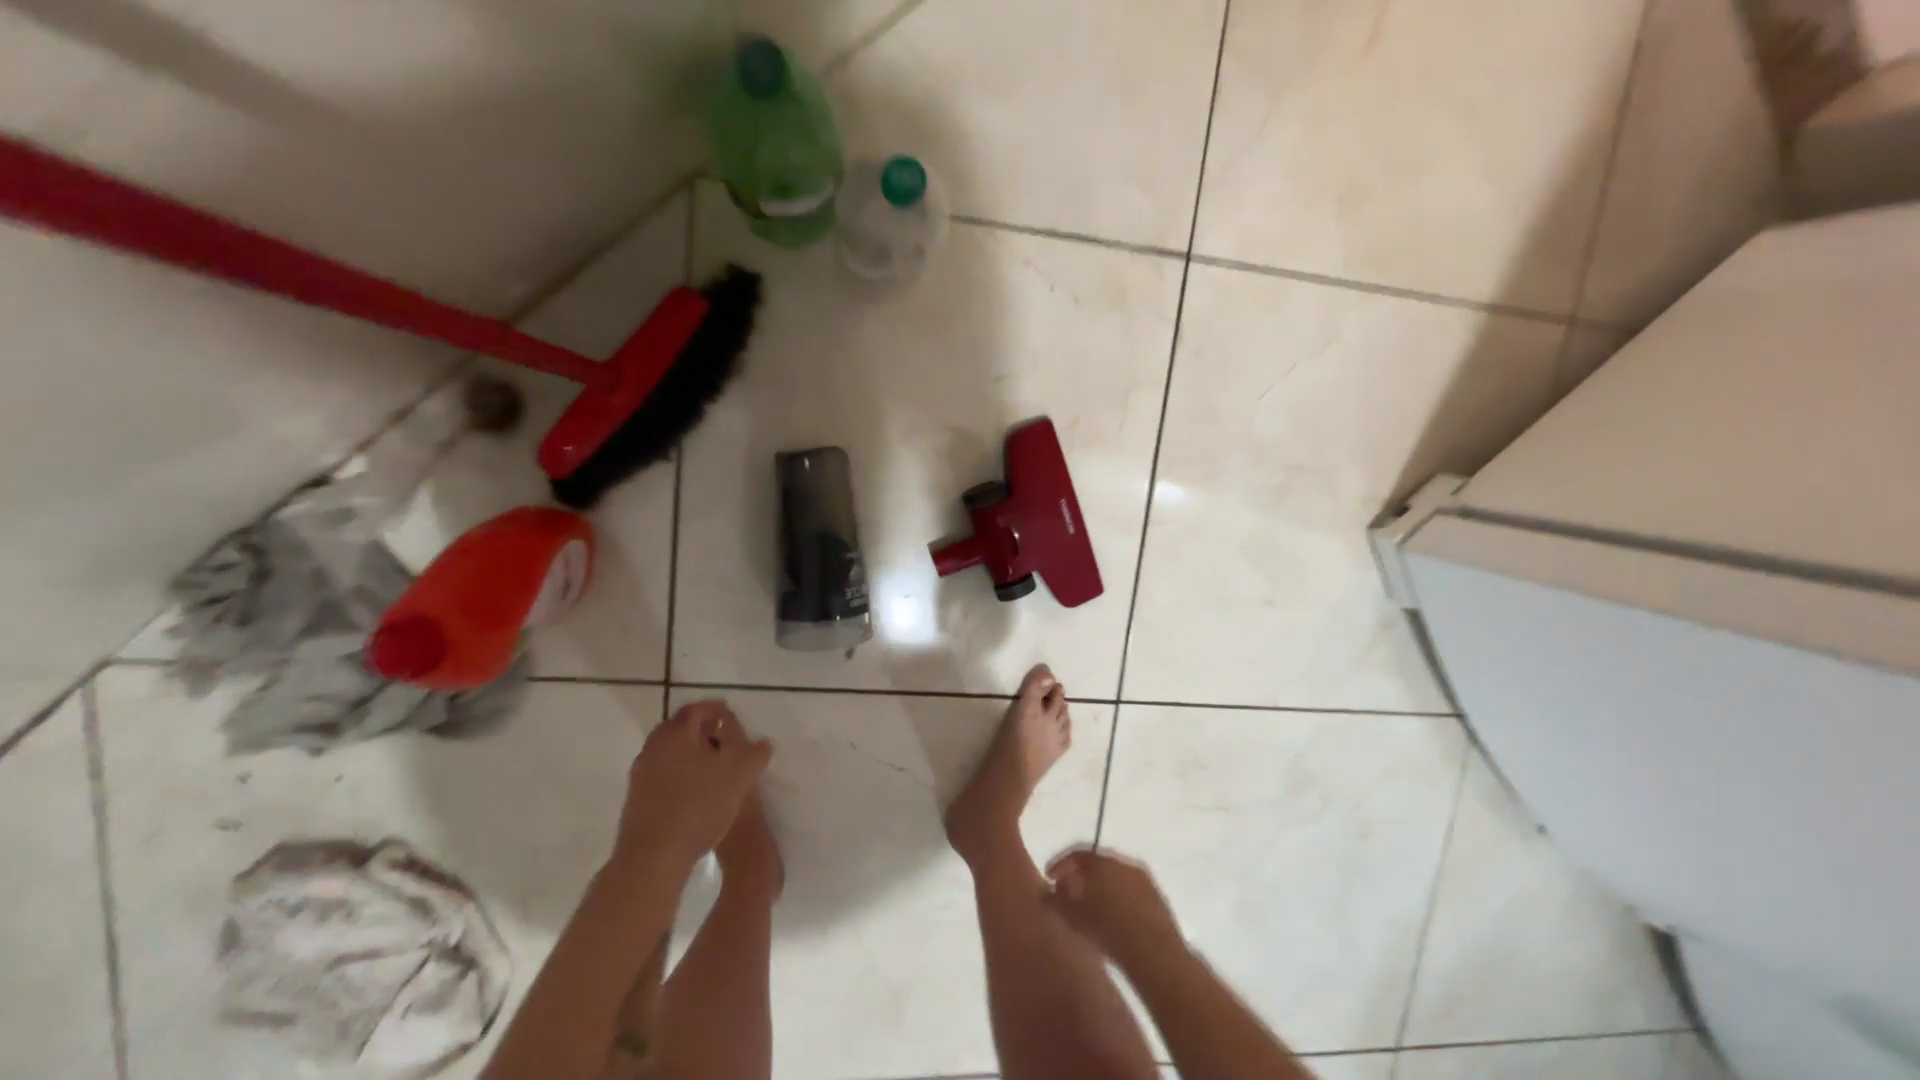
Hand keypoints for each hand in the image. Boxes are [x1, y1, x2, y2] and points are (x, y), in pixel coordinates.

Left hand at [613, 700, 772, 873]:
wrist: (653, 855)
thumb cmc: (699, 806)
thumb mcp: (739, 777)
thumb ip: (754, 754)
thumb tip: (762, 743)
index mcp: (677, 735)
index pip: (697, 710)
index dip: (716, 709)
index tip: (730, 714)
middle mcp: (654, 748)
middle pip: (678, 728)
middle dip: (700, 729)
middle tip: (722, 738)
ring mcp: (641, 773)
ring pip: (668, 751)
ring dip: (688, 751)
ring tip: (711, 766)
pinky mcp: (636, 797)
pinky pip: (660, 772)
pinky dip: (678, 771)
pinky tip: (693, 790)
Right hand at [1045, 847, 1182, 965]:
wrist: (1155, 954)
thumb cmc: (1108, 930)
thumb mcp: (1072, 917)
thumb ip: (1054, 901)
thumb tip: (1046, 892)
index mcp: (1104, 863)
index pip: (1077, 853)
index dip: (1060, 863)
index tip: (1049, 877)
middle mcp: (1126, 864)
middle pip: (1098, 864)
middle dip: (1081, 876)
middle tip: (1068, 893)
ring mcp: (1145, 880)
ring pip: (1116, 878)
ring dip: (1101, 888)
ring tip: (1090, 909)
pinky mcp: (1158, 899)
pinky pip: (1131, 892)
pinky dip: (1118, 899)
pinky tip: (1113, 920)